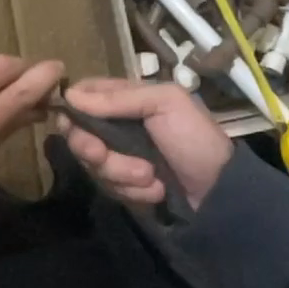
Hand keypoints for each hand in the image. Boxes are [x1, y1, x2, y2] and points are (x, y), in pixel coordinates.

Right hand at [57, 78, 231, 208]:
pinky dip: (132, 192)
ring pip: (92, 165)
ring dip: (120, 173)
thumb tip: (69, 95)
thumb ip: (119, 98)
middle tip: (102, 155)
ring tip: (151, 177)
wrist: (219, 192)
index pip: (82, 96)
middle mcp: (116, 127)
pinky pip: (108, 188)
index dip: (71, 110)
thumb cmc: (195, 138)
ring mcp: (118, 158)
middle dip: (91, 149)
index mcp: (125, 100)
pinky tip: (155, 191)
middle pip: (77, 135)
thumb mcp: (164, 103)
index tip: (72, 123)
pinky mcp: (123, 187)